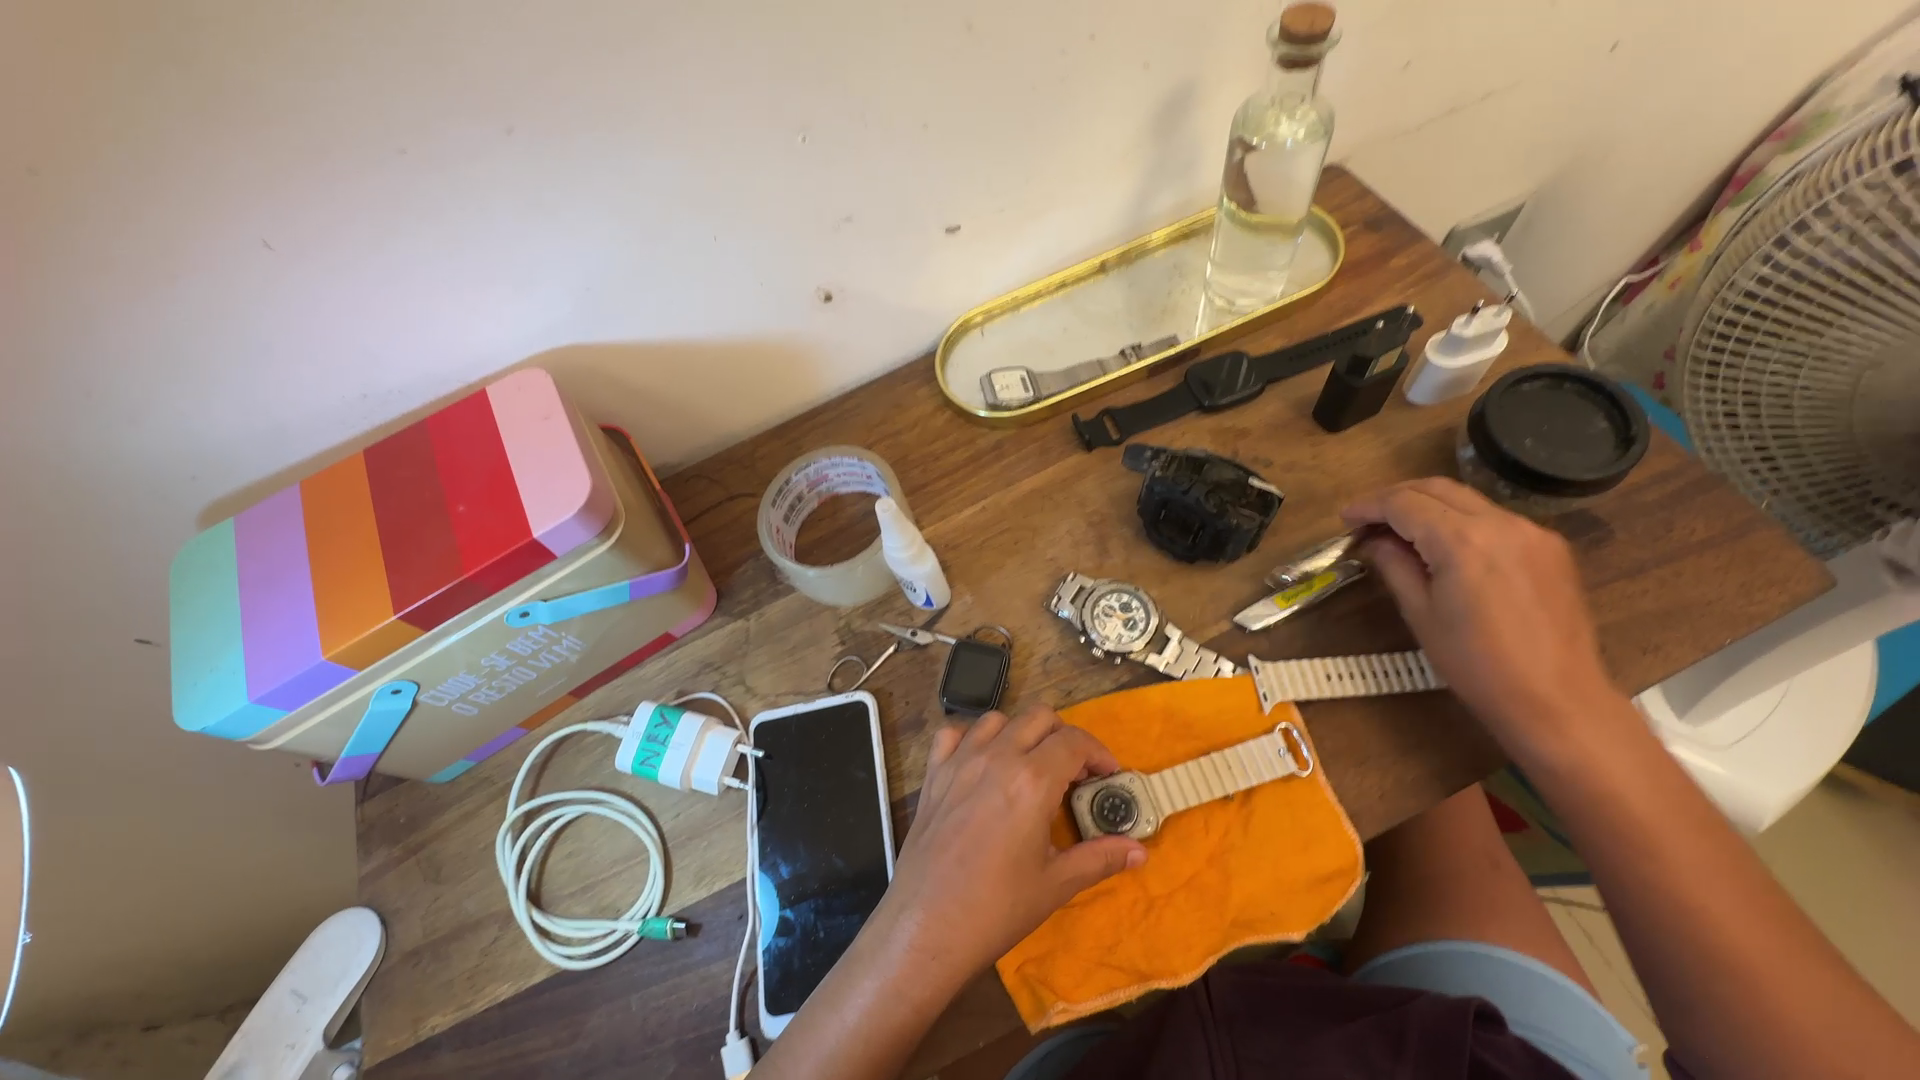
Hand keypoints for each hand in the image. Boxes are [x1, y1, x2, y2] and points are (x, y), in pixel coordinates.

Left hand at [873, 706, 1145, 986]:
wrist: (926, 926)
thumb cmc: (996, 908)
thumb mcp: (1056, 884)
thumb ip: (1100, 858)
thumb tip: (1140, 851)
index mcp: (1032, 780)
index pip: (1075, 741)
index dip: (1099, 753)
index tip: (1108, 776)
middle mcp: (996, 758)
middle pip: (1039, 717)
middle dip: (1064, 736)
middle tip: (1075, 772)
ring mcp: (959, 762)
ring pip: (997, 719)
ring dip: (1021, 733)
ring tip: (1031, 766)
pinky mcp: (933, 776)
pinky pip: (953, 734)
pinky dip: (972, 738)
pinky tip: (983, 765)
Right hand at [1342, 478, 1626, 760]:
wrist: (1556, 698)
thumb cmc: (1476, 664)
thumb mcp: (1421, 615)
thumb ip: (1395, 566)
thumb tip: (1375, 542)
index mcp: (1462, 540)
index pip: (1404, 503)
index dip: (1369, 506)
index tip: (1344, 519)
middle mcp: (1501, 523)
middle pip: (1438, 488)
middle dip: (1397, 497)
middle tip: (1368, 518)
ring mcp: (1532, 532)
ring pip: (1469, 500)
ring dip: (1430, 507)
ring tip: (1402, 533)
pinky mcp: (1550, 549)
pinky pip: (1496, 521)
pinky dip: (1462, 523)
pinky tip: (1448, 550)